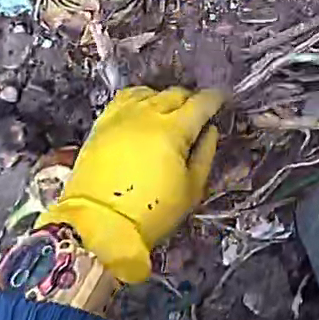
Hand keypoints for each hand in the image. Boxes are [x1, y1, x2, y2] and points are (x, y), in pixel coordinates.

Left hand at [38, 86, 223, 282]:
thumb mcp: (192, 189)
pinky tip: (141, 109)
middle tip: (197, 112)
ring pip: (150, 93)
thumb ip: (205, 154)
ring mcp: (122, 117)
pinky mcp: (102, 124)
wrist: (98, 226)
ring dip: (164, 98)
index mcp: (175, 129)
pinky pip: (124, 98)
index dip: (214, 99)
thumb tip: (210, 131)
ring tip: (169, 111)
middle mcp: (148, 115)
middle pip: (175, 93)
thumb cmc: (152, 213)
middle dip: (190, 100)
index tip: (220, 101)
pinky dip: (139, 98)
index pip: (201, 103)